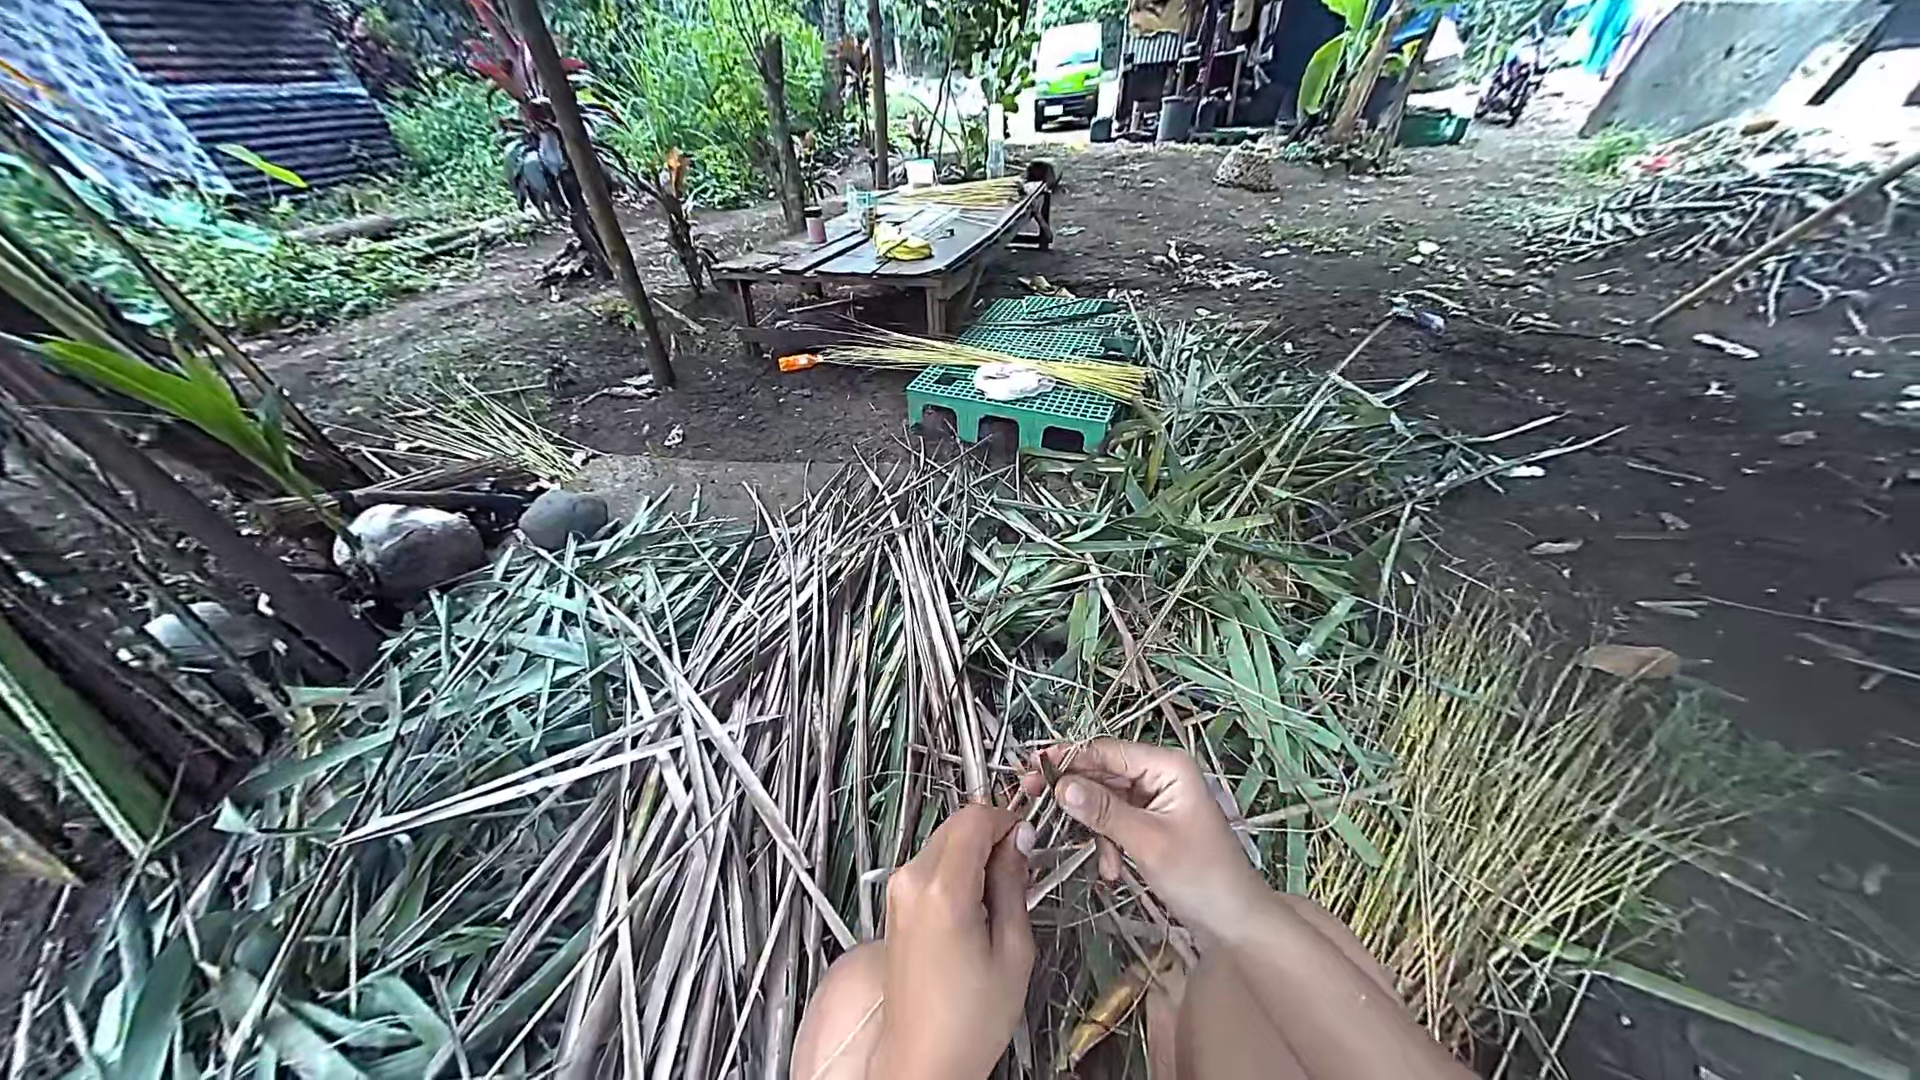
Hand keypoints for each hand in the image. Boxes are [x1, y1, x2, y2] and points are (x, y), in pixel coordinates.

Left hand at [875, 803, 1036, 1079]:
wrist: (920, 1062)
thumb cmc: (967, 1021)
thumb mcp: (1013, 951)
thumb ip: (1014, 883)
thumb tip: (1020, 840)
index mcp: (942, 889)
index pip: (975, 818)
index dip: (1007, 820)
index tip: (1027, 839)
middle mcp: (913, 879)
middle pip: (958, 823)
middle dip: (992, 834)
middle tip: (1020, 866)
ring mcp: (900, 888)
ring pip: (945, 838)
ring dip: (975, 850)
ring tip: (999, 891)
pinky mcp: (896, 900)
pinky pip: (932, 860)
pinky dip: (957, 865)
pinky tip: (975, 901)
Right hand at [1025, 739, 1269, 940]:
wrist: (1237, 926)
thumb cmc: (1201, 877)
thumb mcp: (1148, 842)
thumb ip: (1103, 811)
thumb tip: (1061, 786)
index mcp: (1166, 766)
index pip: (1107, 751)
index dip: (1069, 757)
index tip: (1033, 766)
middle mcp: (1158, 774)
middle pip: (1102, 772)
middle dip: (1074, 793)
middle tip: (1032, 796)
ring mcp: (1154, 798)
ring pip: (1104, 797)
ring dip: (1094, 826)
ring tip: (1095, 857)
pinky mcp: (1149, 821)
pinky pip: (1114, 819)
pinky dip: (1107, 840)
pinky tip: (1110, 867)